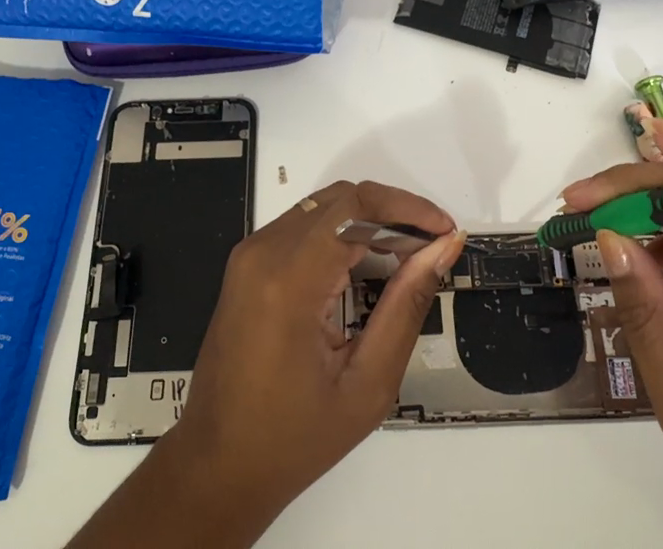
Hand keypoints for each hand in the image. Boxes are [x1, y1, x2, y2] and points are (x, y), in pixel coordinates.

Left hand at [67, 180, 463, 548]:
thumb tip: (443, 248)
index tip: (445, 232)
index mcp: (287, 281)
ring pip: (320, 208)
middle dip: (392, 213)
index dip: (407, 208)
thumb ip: (406, 305)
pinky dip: (340, 235)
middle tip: (431, 249)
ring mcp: (247, 258)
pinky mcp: (245, 267)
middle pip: (338, 198)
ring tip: (407, 259)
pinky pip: (301, 228)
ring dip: (367, 221)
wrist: (218, 464)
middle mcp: (261, 254)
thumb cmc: (294, 438)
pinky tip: (367, 268)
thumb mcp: (368, 382)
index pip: (354, 207)